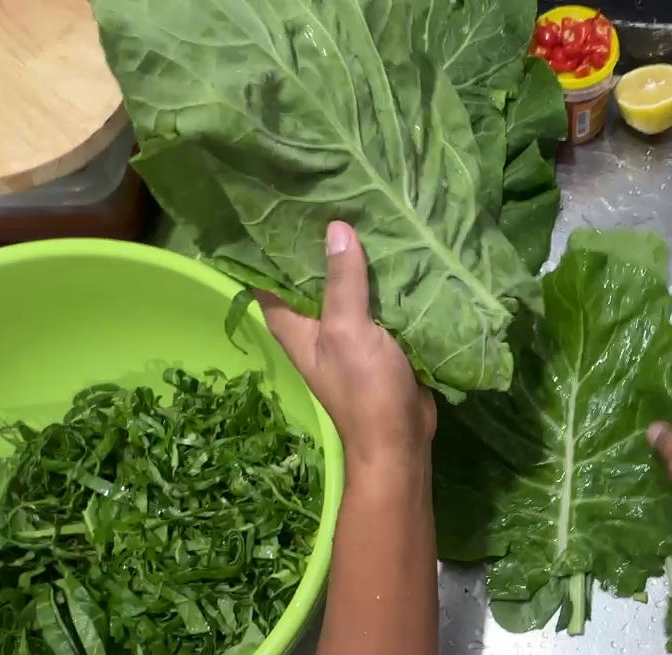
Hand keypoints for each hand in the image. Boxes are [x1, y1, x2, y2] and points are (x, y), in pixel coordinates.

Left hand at [260, 221, 434, 478]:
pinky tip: (401, 257)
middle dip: (325, 246)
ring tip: (371, 215)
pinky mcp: (382, 346)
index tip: (282, 203)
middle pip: (315, 278)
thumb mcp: (348, 329)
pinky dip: (389, 288)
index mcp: (294, 324)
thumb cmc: (365, 389)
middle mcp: (317, 328)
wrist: (401, 440)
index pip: (271, 275)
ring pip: (353, 291)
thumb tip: (336, 228)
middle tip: (336, 196)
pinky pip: (382, 309)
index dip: (273, 243)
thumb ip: (342, 280)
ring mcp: (351, 337)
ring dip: (362, 264)